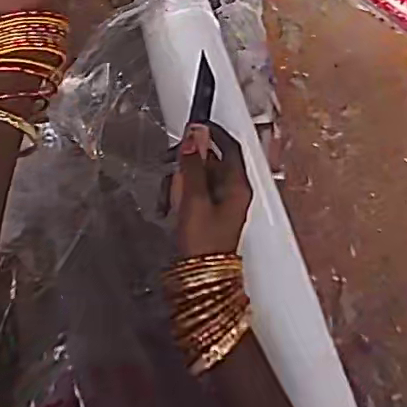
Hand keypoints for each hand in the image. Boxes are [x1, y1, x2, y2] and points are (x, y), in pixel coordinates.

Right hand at [170, 123, 252, 255]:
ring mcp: (221, 203)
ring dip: (180, 180)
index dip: (212, 132)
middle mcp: (233, 191)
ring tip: (168, 198)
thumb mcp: (194, 199)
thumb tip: (195, 132)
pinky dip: (180, 195)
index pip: (229, 146)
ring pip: (198, 177)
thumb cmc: (202, 241)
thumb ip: (193, 165)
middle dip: (188, 162)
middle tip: (169, 164)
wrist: (200, 281)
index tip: (192, 124)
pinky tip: (169, 208)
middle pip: (211, 160)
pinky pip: (193, 193)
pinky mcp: (208, 214)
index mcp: (238, 185)